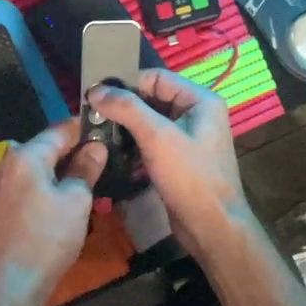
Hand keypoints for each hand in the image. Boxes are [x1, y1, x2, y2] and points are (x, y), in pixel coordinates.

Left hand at [0, 121, 106, 305]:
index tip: (110, 129)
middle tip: (107, 158)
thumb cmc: (48, 237)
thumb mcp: (76, 200)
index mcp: (25, 155)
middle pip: (48, 147)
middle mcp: (8, 162)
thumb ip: (86, 167)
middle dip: (77, 152)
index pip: (61, 129)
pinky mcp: (2, 205)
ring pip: (40, 168)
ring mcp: (1, 185)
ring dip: (65, 172)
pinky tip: (70, 199)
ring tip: (94, 180)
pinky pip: (32, 184)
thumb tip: (96, 147)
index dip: (86, 128)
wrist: (13, 283)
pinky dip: (51, 186)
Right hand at [88, 71, 251, 251]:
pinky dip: (134, 147)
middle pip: (152, 99)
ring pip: (150, 123)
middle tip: (92, 118)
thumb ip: (126, 108)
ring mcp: (189, 139)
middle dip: (123, 108)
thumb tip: (95, 90)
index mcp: (200, 100)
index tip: (96, 96)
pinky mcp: (180, 161)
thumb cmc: (190, 177)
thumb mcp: (156, 137)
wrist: (212, 227)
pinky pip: (153, 144)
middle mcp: (197, 115)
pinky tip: (114, 156)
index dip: (126, 84)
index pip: (156, 77)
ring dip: (126, 129)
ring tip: (98, 136)